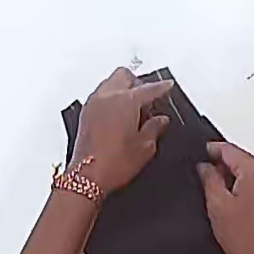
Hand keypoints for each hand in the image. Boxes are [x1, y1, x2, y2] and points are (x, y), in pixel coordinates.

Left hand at [70, 68, 174, 192]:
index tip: (167, 86)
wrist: (87, 177)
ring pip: (110, 82)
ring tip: (134, 105)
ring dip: (123, 88)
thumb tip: (161, 121)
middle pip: (125, 76)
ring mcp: (94, 104)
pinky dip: (111, 98)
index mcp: (126, 101)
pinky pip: (100, 95)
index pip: (149, 88)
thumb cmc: (113, 163)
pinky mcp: (86, 113)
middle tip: (148, 96)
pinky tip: (119, 113)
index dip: (162, 87)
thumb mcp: (145, 147)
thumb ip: (155, 128)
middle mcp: (107, 97)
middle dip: (138, 82)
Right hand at [197, 142, 253, 253]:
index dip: (211, 150)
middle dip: (224, 168)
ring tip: (221, 199)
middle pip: (242, 160)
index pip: (229, 149)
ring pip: (251, 174)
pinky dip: (247, 190)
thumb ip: (208, 179)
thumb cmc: (248, 240)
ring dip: (235, 180)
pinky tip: (236, 206)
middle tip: (205, 178)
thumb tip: (204, 167)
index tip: (202, 151)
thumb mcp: (217, 205)